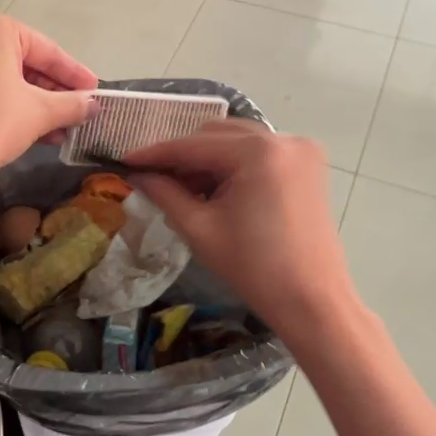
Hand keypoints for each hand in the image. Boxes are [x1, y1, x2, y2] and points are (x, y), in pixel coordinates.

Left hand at [0, 10, 96, 212]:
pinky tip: (36, 130)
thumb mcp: (39, 113)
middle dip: (54, 91)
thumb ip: (72, 104)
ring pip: (5, 77)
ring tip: (64, 128)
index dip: (75, 74)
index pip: (46, 49)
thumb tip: (95, 105)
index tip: (96, 91)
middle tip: (81, 111)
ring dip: (36, 103)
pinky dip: (11, 104)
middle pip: (24, 62)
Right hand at [126, 120, 357, 323]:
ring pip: (238, 141)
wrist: (311, 300)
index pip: (193, 145)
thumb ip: (165, 193)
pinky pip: (259, 153)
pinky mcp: (308, 166)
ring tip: (187, 190)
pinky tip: (218, 191)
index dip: (156, 154)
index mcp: (258, 152)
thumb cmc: (253, 267)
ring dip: (208, 160)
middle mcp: (283, 139)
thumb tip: (138, 175)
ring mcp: (301, 151)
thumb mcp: (199, 228)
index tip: (125, 160)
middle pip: (217, 135)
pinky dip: (235, 166)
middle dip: (184, 156)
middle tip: (156, 181)